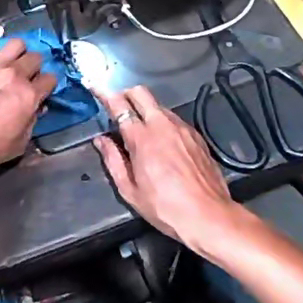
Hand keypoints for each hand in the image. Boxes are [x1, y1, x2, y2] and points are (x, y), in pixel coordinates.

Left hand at [0, 29, 58, 182]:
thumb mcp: (19, 144)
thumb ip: (31, 122)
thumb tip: (35, 108)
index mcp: (29, 95)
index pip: (50, 79)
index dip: (48, 85)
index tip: (43, 90)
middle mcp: (14, 75)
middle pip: (36, 58)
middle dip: (36, 66)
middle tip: (29, 76)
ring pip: (16, 43)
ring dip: (20, 51)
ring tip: (14, 59)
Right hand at [92, 86, 245, 252]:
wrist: (208, 215)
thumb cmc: (165, 207)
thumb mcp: (130, 189)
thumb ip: (113, 160)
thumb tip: (101, 140)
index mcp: (142, 138)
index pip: (119, 105)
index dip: (104, 93)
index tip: (94, 86)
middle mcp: (163, 125)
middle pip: (141, 93)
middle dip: (126, 94)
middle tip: (117, 106)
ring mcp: (183, 128)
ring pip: (159, 106)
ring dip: (145, 110)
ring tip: (140, 130)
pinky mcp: (196, 136)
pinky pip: (174, 119)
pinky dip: (163, 123)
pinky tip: (162, 142)